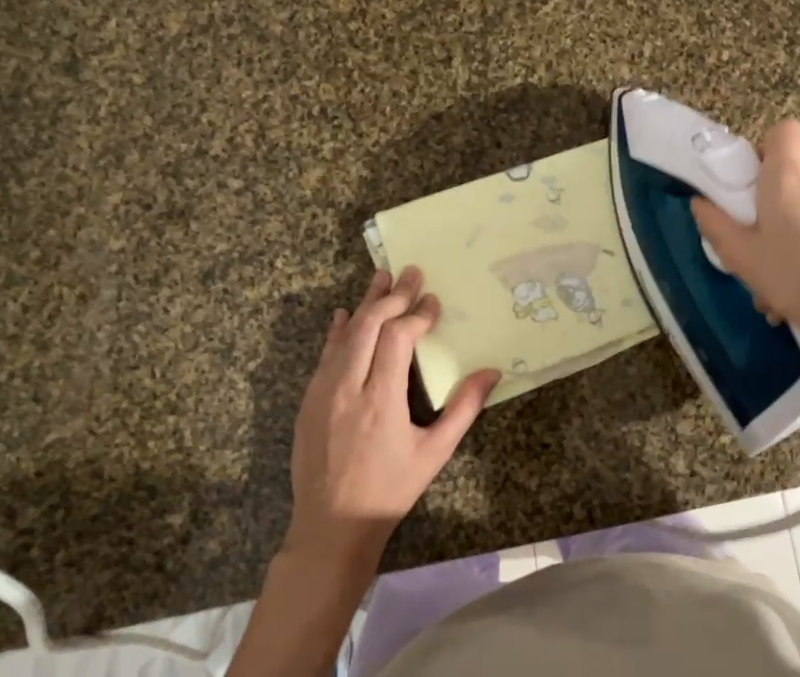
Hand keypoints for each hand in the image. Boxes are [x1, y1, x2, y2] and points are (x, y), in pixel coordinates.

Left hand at [286, 267, 500, 563]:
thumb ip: (463, 409)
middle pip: (368, 326)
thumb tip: (492, 371)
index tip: (433, 303)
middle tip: (411, 273)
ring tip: (382, 277)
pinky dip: (338, 331)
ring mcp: (321, 393)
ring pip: (343, 335)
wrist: (330, 527)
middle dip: (391, 296)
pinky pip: (324, 355)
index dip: (416, 315)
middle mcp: (346, 389)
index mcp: (380, 402)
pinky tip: (345, 314)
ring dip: (364, 303)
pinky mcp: (308, 401)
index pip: (397, 339)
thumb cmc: (389, 491)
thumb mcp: (434, 454)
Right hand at [690, 120, 799, 393]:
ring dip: (789, 244)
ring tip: (776, 293)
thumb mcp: (741, 257)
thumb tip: (700, 202)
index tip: (751, 183)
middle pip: (792, 183)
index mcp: (788, 179)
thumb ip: (716, 225)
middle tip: (754, 252)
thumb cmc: (796, 279)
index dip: (767, 149)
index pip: (785, 131)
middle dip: (770, 213)